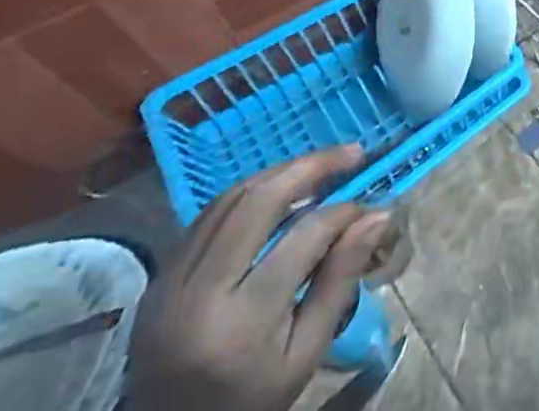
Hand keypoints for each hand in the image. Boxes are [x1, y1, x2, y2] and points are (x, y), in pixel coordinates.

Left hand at [128, 147, 395, 410]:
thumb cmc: (250, 400)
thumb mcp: (305, 354)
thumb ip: (339, 281)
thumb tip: (378, 216)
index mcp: (242, 323)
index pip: (303, 238)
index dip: (344, 212)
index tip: (372, 206)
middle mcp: (200, 291)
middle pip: (258, 202)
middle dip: (311, 167)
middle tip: (352, 153)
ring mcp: (171, 278)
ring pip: (230, 198)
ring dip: (279, 173)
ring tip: (320, 165)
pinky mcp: (160, 273)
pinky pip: (209, 215)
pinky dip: (249, 193)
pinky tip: (278, 189)